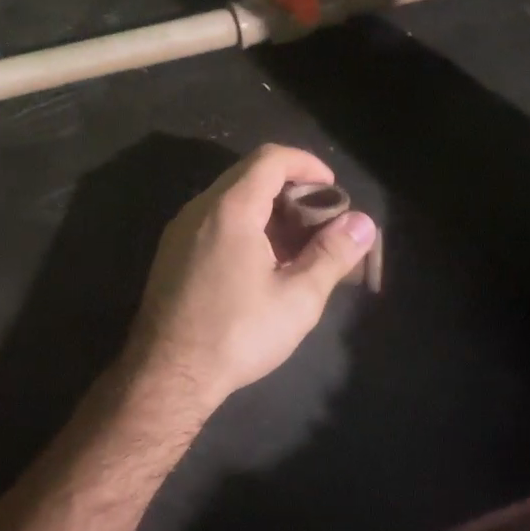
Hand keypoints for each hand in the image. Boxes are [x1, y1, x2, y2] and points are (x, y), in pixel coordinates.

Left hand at [124, 145, 377, 409]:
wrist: (167, 371)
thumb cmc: (236, 333)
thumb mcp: (297, 298)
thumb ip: (332, 255)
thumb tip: (363, 223)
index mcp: (230, 208)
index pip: (270, 159)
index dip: (305, 164)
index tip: (332, 187)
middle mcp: (200, 207)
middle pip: (248, 174)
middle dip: (290, 186)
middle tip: (321, 217)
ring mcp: (181, 228)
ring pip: (229, 197)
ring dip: (266, 207)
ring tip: (297, 242)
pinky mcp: (171, 251)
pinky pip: (213, 218)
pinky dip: (243, 223)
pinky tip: (262, 261)